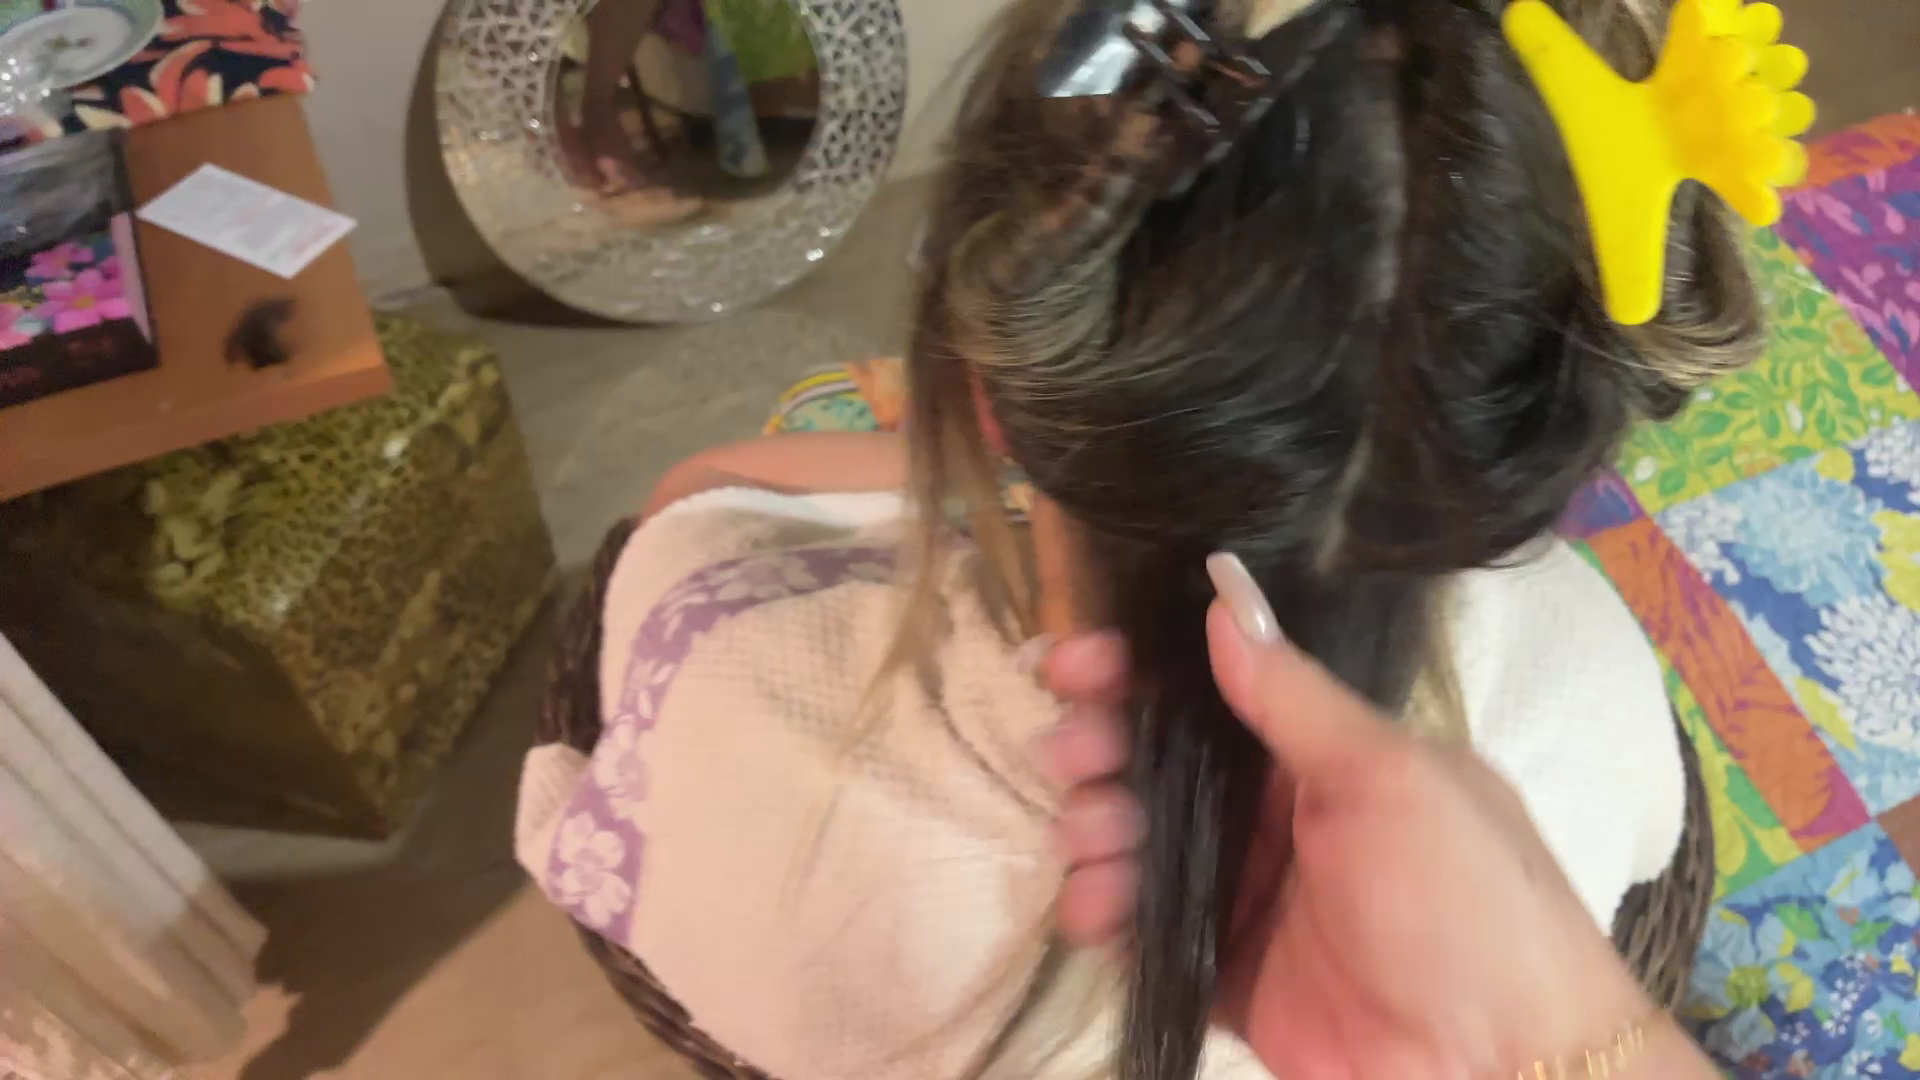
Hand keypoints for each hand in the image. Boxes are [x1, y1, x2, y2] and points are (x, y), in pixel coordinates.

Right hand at [1035, 556, 1713, 1079]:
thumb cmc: (1457, 901)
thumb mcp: (1387, 778)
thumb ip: (1292, 694)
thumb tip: (1224, 593)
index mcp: (1296, 753)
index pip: (1193, 691)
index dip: (1126, 669)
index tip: (1073, 664)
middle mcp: (1251, 807)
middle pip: (1143, 755)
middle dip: (1094, 744)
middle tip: (1072, 755)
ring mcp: (1225, 882)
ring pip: (1125, 830)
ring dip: (1089, 822)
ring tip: (1091, 839)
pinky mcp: (1205, 954)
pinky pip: (1131, 915)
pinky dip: (1097, 903)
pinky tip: (1092, 906)